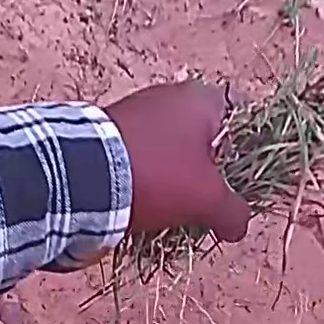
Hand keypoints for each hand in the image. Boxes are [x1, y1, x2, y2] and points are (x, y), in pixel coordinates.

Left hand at [104, 82, 250, 241]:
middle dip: (195, 175)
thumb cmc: (158, 176)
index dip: (233, 162)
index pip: (234, 128)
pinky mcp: (104, 130)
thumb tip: (239, 228)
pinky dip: (134, 178)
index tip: (221, 190)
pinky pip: (131, 157)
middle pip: (196, 142)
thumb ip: (232, 211)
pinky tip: (130, 201)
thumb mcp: (206, 199)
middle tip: (191, 205)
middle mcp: (169, 95)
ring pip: (162, 151)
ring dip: (163, 180)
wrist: (85, 175)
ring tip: (158, 210)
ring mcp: (133, 110)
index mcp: (202, 99)